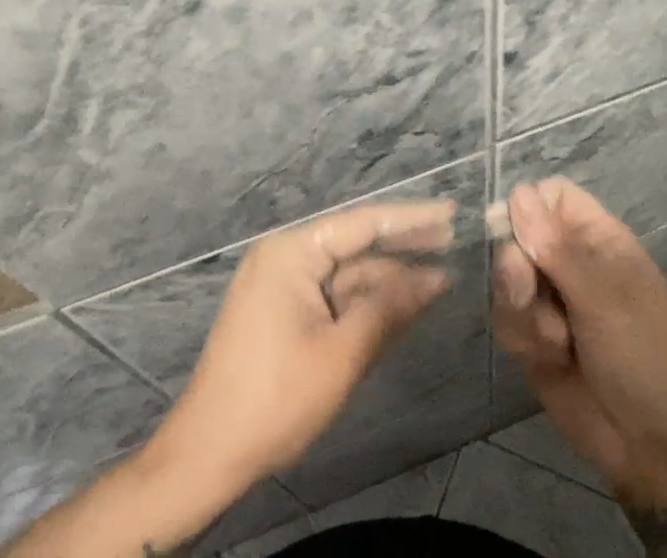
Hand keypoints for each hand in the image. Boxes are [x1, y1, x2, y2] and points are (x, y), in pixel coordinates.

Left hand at [149, 200, 456, 490]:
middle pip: (355, 246)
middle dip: (404, 248)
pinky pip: (334, 299)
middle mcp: (284, 260)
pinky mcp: (282, 315)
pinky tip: (403, 309)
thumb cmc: (276, 397)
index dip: (412, 219)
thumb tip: (439, 277)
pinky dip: (366, 305)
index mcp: (291, 254)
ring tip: (442, 284)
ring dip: (389, 283)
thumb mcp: (343, 352)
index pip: (363, 223)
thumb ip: (390, 307)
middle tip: (457, 243)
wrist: (209, 452)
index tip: (453, 214)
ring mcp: (280, 288)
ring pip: (348, 276)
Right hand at [492, 179, 666, 505]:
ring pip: (504, 282)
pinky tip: (551, 360)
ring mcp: (549, 302)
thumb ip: (556, 248)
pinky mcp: (532, 338)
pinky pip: (504, 320)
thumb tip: (516, 192)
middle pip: (514, 238)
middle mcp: (570, 264)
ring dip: (524, 314)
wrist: (653, 446)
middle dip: (516, 271)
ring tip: (558, 344)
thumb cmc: (645, 358)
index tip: (515, 237)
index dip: (526, 210)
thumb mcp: (605, 298)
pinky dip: (522, 339)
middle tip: (529, 295)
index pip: (548, 197)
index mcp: (599, 240)